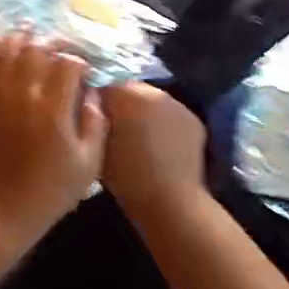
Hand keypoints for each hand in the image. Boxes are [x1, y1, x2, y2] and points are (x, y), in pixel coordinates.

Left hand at [0, 35, 106, 242]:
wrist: (0, 207)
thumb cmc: (50, 190)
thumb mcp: (88, 163)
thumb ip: (95, 123)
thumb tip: (92, 94)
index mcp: (54, 109)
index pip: (68, 64)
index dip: (80, 61)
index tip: (86, 71)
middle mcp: (25, 93)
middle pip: (39, 49)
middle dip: (54, 43)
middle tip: (64, 51)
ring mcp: (0, 93)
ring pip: (11, 49)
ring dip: (25, 38)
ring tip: (36, 36)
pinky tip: (7, 40)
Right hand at [99, 82, 206, 216]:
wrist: (172, 204)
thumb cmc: (127, 178)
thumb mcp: (98, 147)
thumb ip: (94, 121)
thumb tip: (94, 109)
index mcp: (127, 96)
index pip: (104, 85)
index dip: (98, 101)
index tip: (94, 120)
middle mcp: (154, 92)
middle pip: (130, 90)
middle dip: (122, 105)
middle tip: (116, 131)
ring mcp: (177, 105)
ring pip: (152, 101)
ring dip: (144, 113)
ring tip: (139, 140)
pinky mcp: (194, 120)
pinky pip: (170, 115)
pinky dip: (164, 124)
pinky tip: (160, 147)